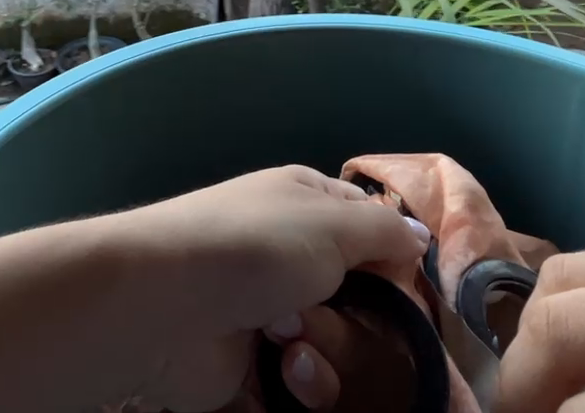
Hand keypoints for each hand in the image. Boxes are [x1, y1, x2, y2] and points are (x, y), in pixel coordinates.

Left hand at [94, 166, 429, 411]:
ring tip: (291, 343)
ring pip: (337, 346)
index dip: (396, 256)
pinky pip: (303, 383)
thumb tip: (420, 236)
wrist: (165, 304)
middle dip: (361, 316)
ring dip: (326, 353)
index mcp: (306, 201)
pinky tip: (283, 370)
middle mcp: (290, 251)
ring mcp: (271, 308)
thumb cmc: (255, 246)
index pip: (370, 225)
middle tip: (347, 316)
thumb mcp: (332, 221)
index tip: (417, 289)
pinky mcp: (254, 363)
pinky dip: (301, 384)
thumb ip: (385, 230)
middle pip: (360, 295)